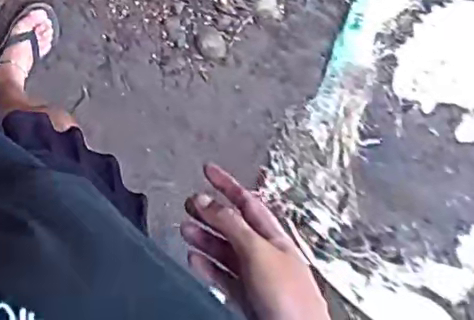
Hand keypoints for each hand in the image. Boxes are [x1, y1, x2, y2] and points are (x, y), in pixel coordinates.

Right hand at [182, 164, 329, 319]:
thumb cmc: (288, 298)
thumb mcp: (256, 250)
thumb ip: (229, 223)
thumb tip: (204, 199)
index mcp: (275, 239)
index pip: (247, 202)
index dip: (226, 184)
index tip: (207, 169)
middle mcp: (267, 257)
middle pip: (234, 227)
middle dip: (210, 213)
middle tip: (188, 203)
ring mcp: (259, 281)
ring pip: (226, 253)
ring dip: (205, 239)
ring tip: (184, 230)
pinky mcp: (250, 303)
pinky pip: (224, 278)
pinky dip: (208, 268)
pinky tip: (194, 260)